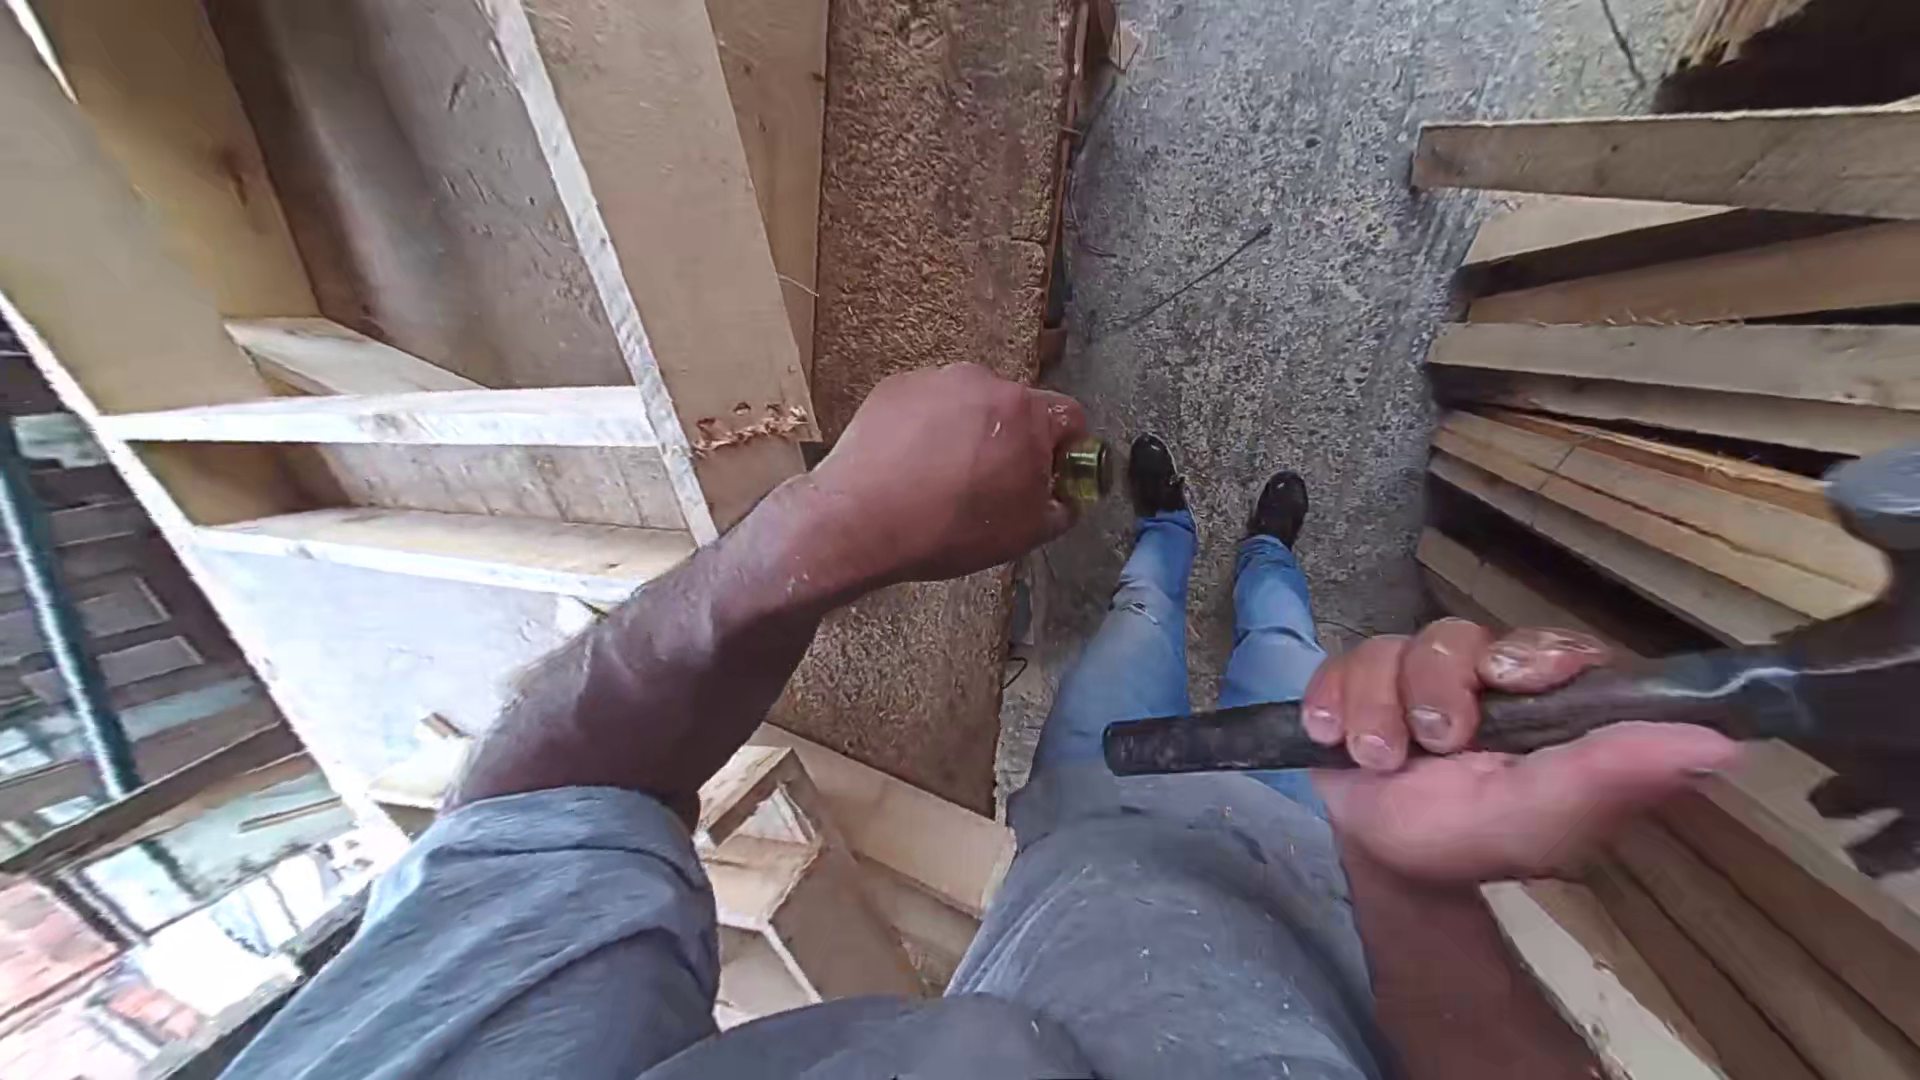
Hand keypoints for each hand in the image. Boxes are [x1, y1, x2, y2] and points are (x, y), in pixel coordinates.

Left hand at [803, 364, 1087, 586]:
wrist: (860, 521)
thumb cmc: (950, 529)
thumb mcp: (1024, 534)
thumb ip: (1061, 508)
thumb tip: (1065, 498)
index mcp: (1026, 412)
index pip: (1070, 416)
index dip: (1065, 449)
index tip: (1046, 474)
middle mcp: (984, 381)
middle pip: (1015, 408)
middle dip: (1011, 440)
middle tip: (988, 482)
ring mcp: (935, 379)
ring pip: (969, 403)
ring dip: (967, 430)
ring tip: (940, 475)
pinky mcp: (895, 386)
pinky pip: (927, 404)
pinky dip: (927, 427)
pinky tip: (909, 463)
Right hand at [1304, 620, 1741, 882]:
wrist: (1382, 851)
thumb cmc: (1469, 839)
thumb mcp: (1540, 818)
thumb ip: (1606, 777)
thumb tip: (1717, 743)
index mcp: (1537, 706)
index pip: (1546, 646)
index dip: (1528, 652)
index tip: (1505, 680)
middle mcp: (1474, 677)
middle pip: (1450, 636)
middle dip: (1430, 688)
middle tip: (1426, 744)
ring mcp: (1405, 674)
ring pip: (1384, 648)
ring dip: (1371, 705)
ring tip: (1370, 757)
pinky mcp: (1351, 680)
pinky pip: (1334, 664)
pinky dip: (1326, 698)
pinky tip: (1326, 733)